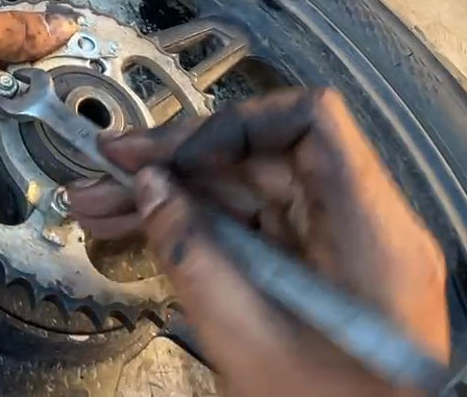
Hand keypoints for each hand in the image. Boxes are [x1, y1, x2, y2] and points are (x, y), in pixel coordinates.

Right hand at [69, 88, 449, 396]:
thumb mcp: (248, 343)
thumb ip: (192, 254)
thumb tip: (148, 186)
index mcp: (368, 231)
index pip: (312, 122)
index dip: (238, 124)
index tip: (183, 158)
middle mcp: (356, 224)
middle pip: (258, 155)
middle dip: (174, 159)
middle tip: (107, 167)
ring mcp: (330, 248)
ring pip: (239, 189)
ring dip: (168, 191)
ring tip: (98, 201)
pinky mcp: (307, 270)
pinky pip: (242, 225)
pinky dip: (188, 222)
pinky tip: (132, 226)